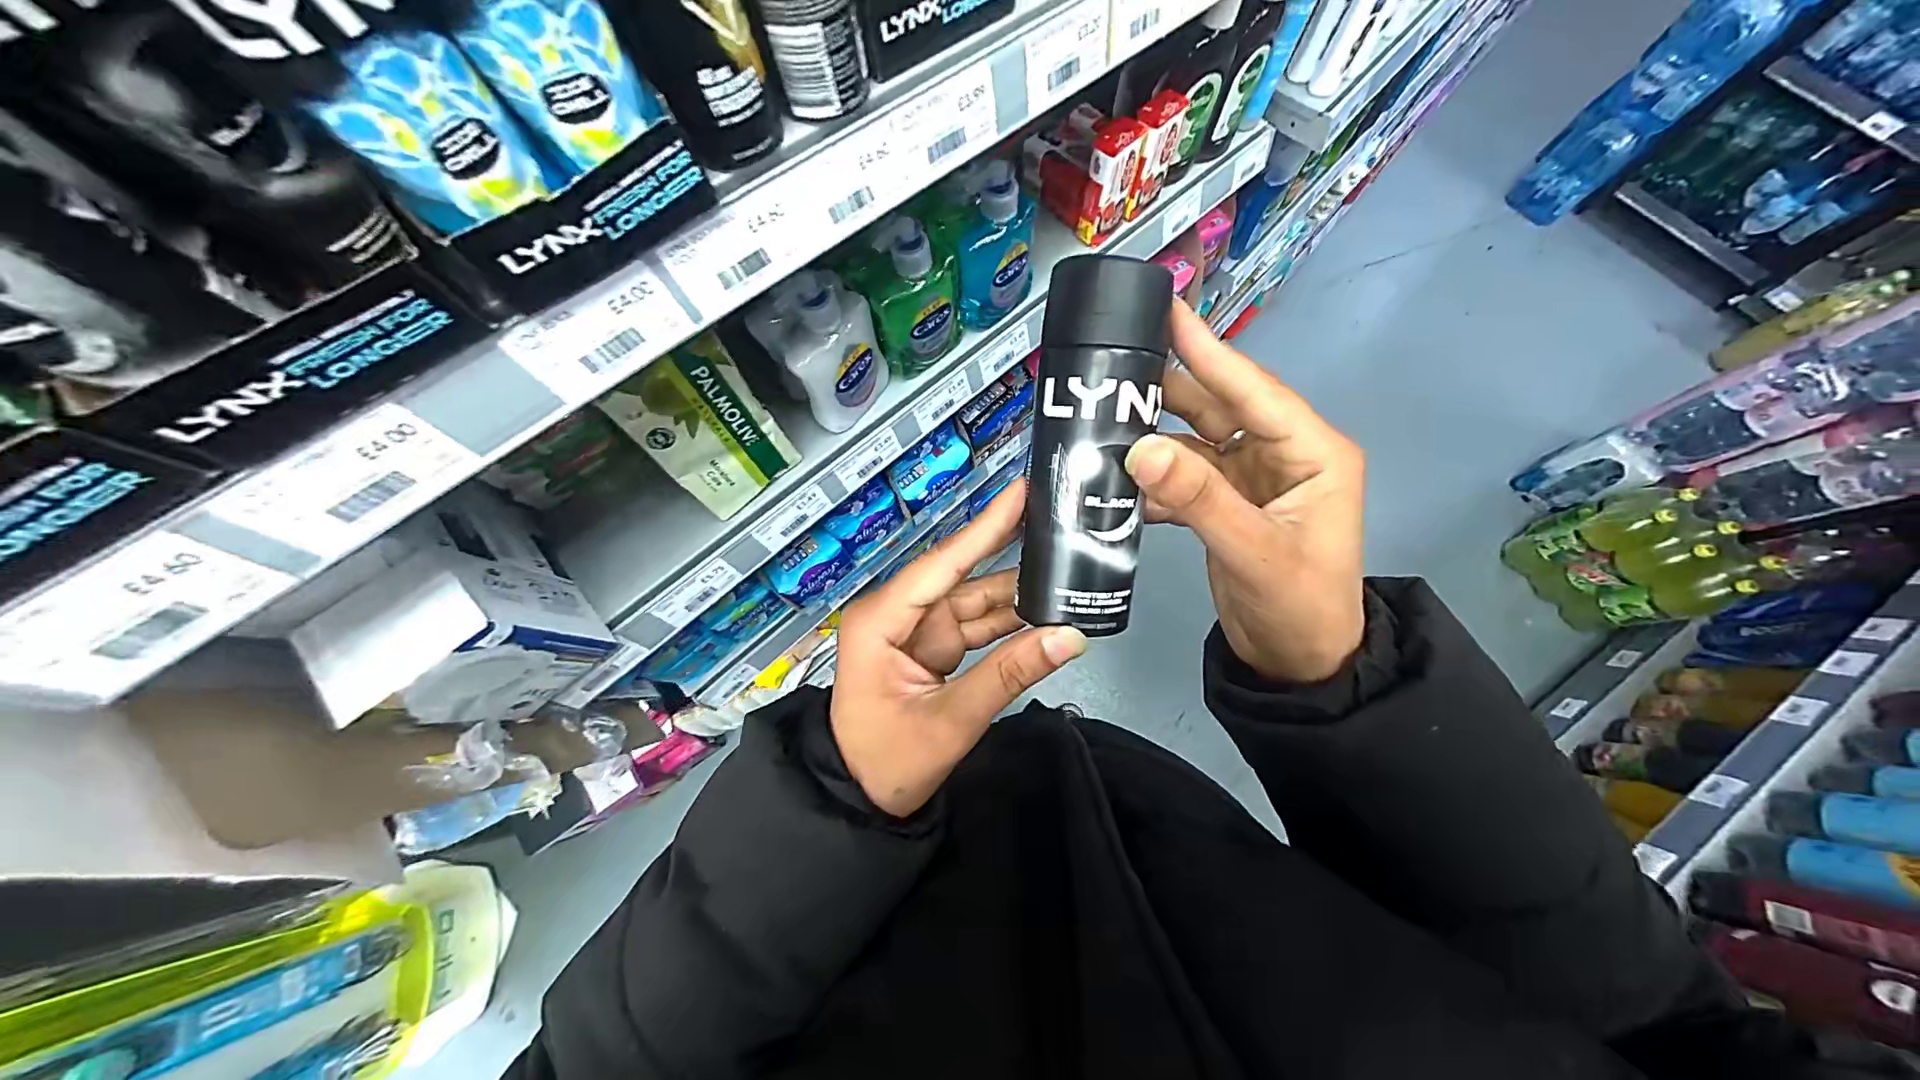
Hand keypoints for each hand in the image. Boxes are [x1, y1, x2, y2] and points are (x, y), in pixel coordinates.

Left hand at [832, 479, 1087, 816]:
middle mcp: (900, 613)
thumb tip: (1068, 638)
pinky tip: (1045, 609)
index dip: (986, 527)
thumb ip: (1009, 675)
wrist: (855, 798)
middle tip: (1058, 520)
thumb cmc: (883, 762)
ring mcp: (919, 630)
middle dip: (1010, 550)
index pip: (943, 563)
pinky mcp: (935, 648)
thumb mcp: (949, 721)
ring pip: (977, 600)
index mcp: (883, 618)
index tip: (1022, 492)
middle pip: (964, 575)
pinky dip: (1011, 621)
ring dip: (1019, 590)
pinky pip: (979, 625)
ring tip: (1066, 565)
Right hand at [1125, 300, 1365, 683]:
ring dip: (1153, 436)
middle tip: (1117, 360)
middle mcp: (1280, 455)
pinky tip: (1119, 479)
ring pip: (1195, 442)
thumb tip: (1138, 447)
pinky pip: (1185, 478)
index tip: (1168, 310)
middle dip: (1170, 386)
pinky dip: (1154, 479)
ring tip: (1102, 418)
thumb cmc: (1298, 606)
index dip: (1209, 351)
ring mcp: (1251, 480)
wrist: (1298, 663)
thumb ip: (1198, 498)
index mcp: (1310, 453)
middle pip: (1219, 407)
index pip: (1253, 391)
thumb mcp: (1253, 552)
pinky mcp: (1226, 504)